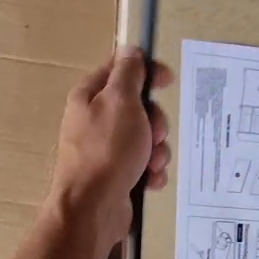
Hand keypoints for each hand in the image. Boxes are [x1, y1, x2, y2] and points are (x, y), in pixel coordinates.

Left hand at [50, 46, 172, 255]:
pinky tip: (150, 182)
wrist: (93, 208)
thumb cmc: (107, 150)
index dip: (146, 71)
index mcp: (91, 96)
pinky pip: (142, 167)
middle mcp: (95, 121)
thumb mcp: (121, 101)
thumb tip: (131, 50)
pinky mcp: (116, 178)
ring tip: (153, 164)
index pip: (121, 70)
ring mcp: (105, 152)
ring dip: (157, 151)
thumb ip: (128, 74)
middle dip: (156, 122)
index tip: (168, 80)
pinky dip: (151, 173)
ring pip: (144, 141)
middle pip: (138, 108)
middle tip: (156, 133)